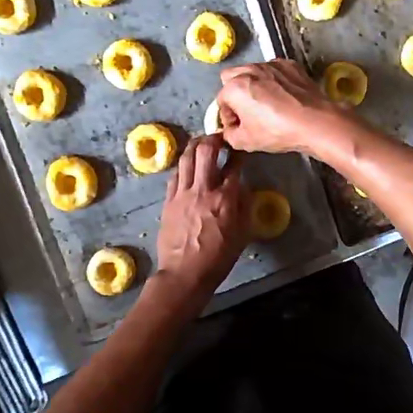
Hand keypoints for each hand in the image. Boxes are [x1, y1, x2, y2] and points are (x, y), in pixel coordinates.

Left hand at [152, 134, 248, 303]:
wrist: (185, 273)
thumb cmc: (218, 258)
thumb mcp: (242, 234)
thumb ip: (244, 207)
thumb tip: (242, 187)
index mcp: (225, 199)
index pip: (234, 166)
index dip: (239, 154)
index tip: (241, 149)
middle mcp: (203, 190)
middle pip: (206, 151)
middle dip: (214, 139)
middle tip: (219, 138)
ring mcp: (182, 194)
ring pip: (187, 158)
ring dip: (195, 146)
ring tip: (201, 143)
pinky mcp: (168, 201)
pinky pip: (175, 175)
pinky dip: (183, 165)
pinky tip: (187, 166)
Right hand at [216, 60, 356, 159]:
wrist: (315, 122)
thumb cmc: (278, 131)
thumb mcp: (246, 142)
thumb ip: (229, 135)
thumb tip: (231, 130)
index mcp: (235, 87)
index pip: (221, 101)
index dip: (228, 117)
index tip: (238, 127)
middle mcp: (250, 70)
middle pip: (231, 78)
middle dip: (234, 93)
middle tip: (246, 111)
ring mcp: (272, 65)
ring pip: (253, 71)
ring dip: (254, 85)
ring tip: (266, 104)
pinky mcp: (290, 65)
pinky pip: (274, 71)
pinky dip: (274, 81)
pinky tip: (283, 97)